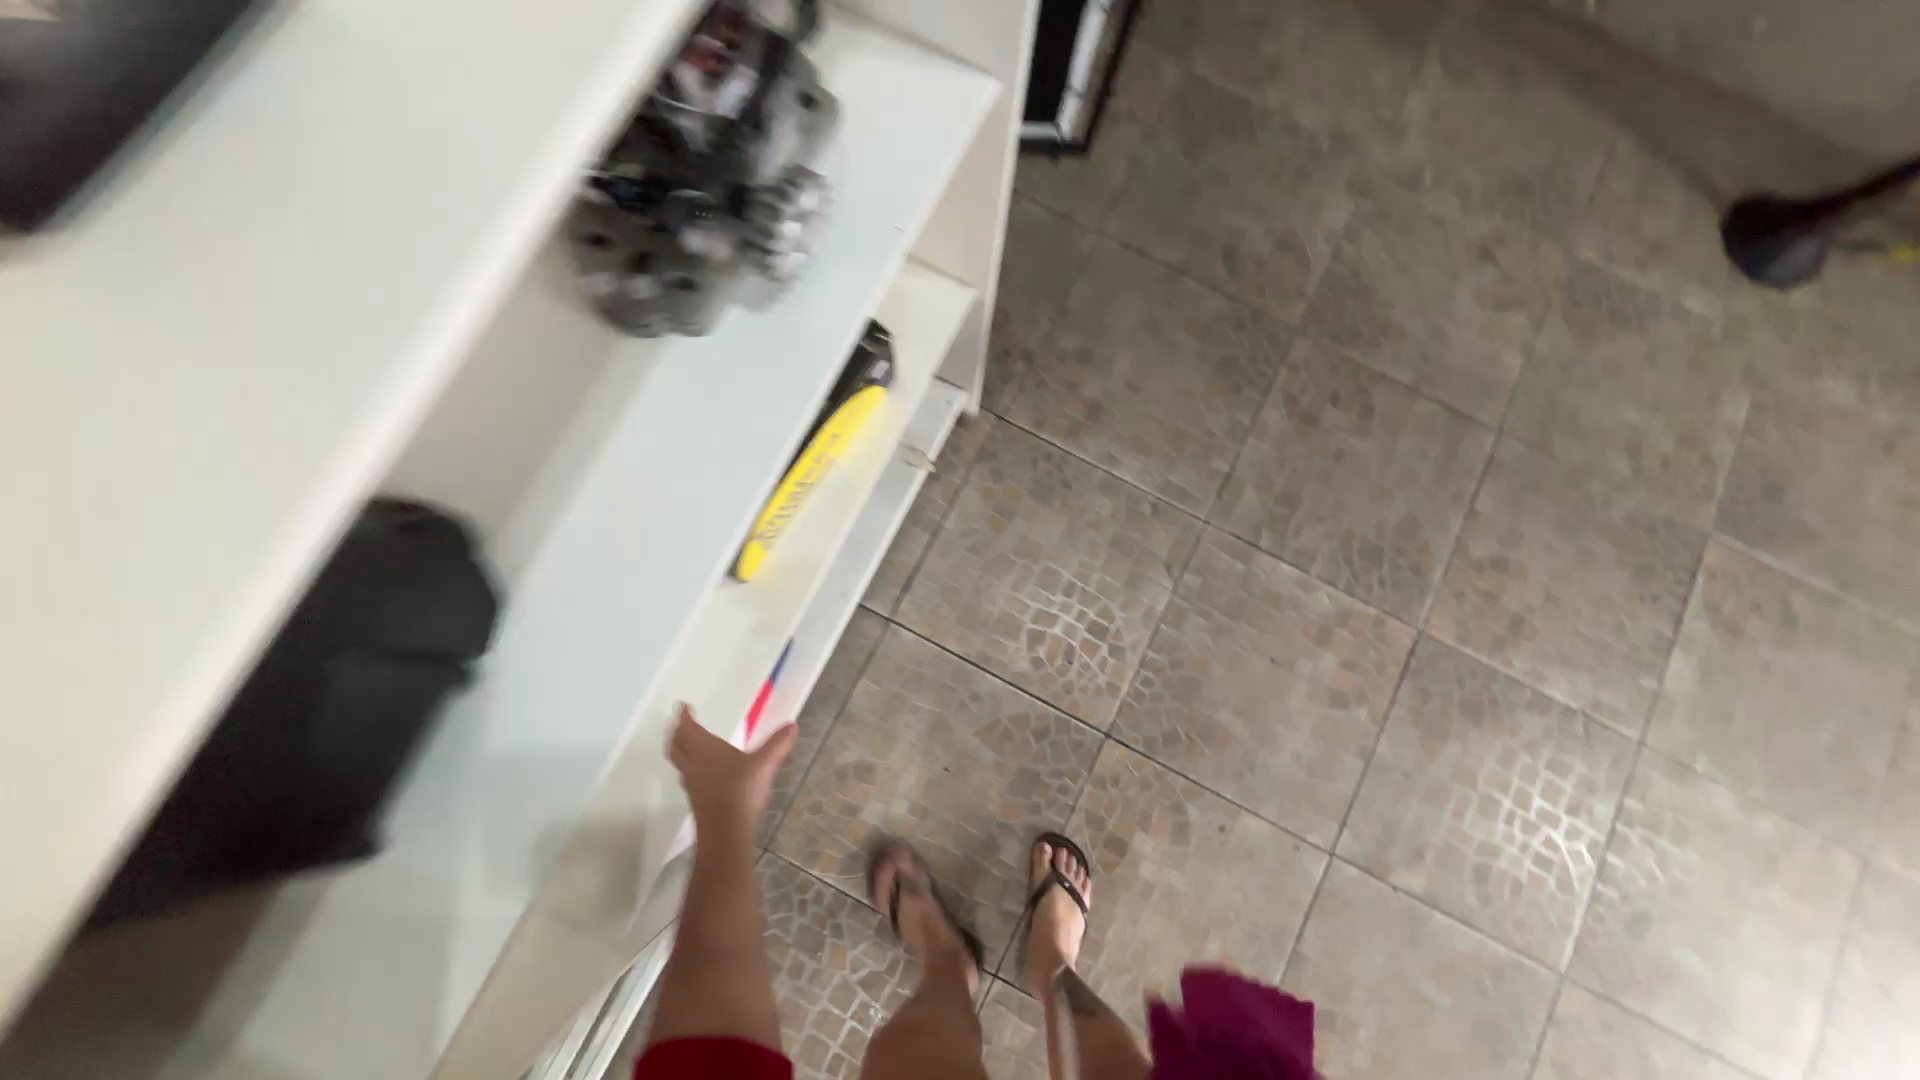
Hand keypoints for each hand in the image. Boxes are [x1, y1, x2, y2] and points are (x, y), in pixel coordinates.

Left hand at [668, 703, 797, 828]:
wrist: (725, 833)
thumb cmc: (741, 791)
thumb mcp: (764, 765)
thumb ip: (777, 744)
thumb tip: (792, 725)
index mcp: (705, 749)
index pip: (688, 728)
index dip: (684, 716)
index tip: (682, 706)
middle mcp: (693, 764)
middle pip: (676, 745)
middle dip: (676, 732)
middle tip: (680, 724)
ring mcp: (692, 784)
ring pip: (679, 761)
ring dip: (680, 749)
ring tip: (688, 744)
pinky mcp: (696, 800)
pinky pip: (687, 776)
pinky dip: (690, 766)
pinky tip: (704, 772)